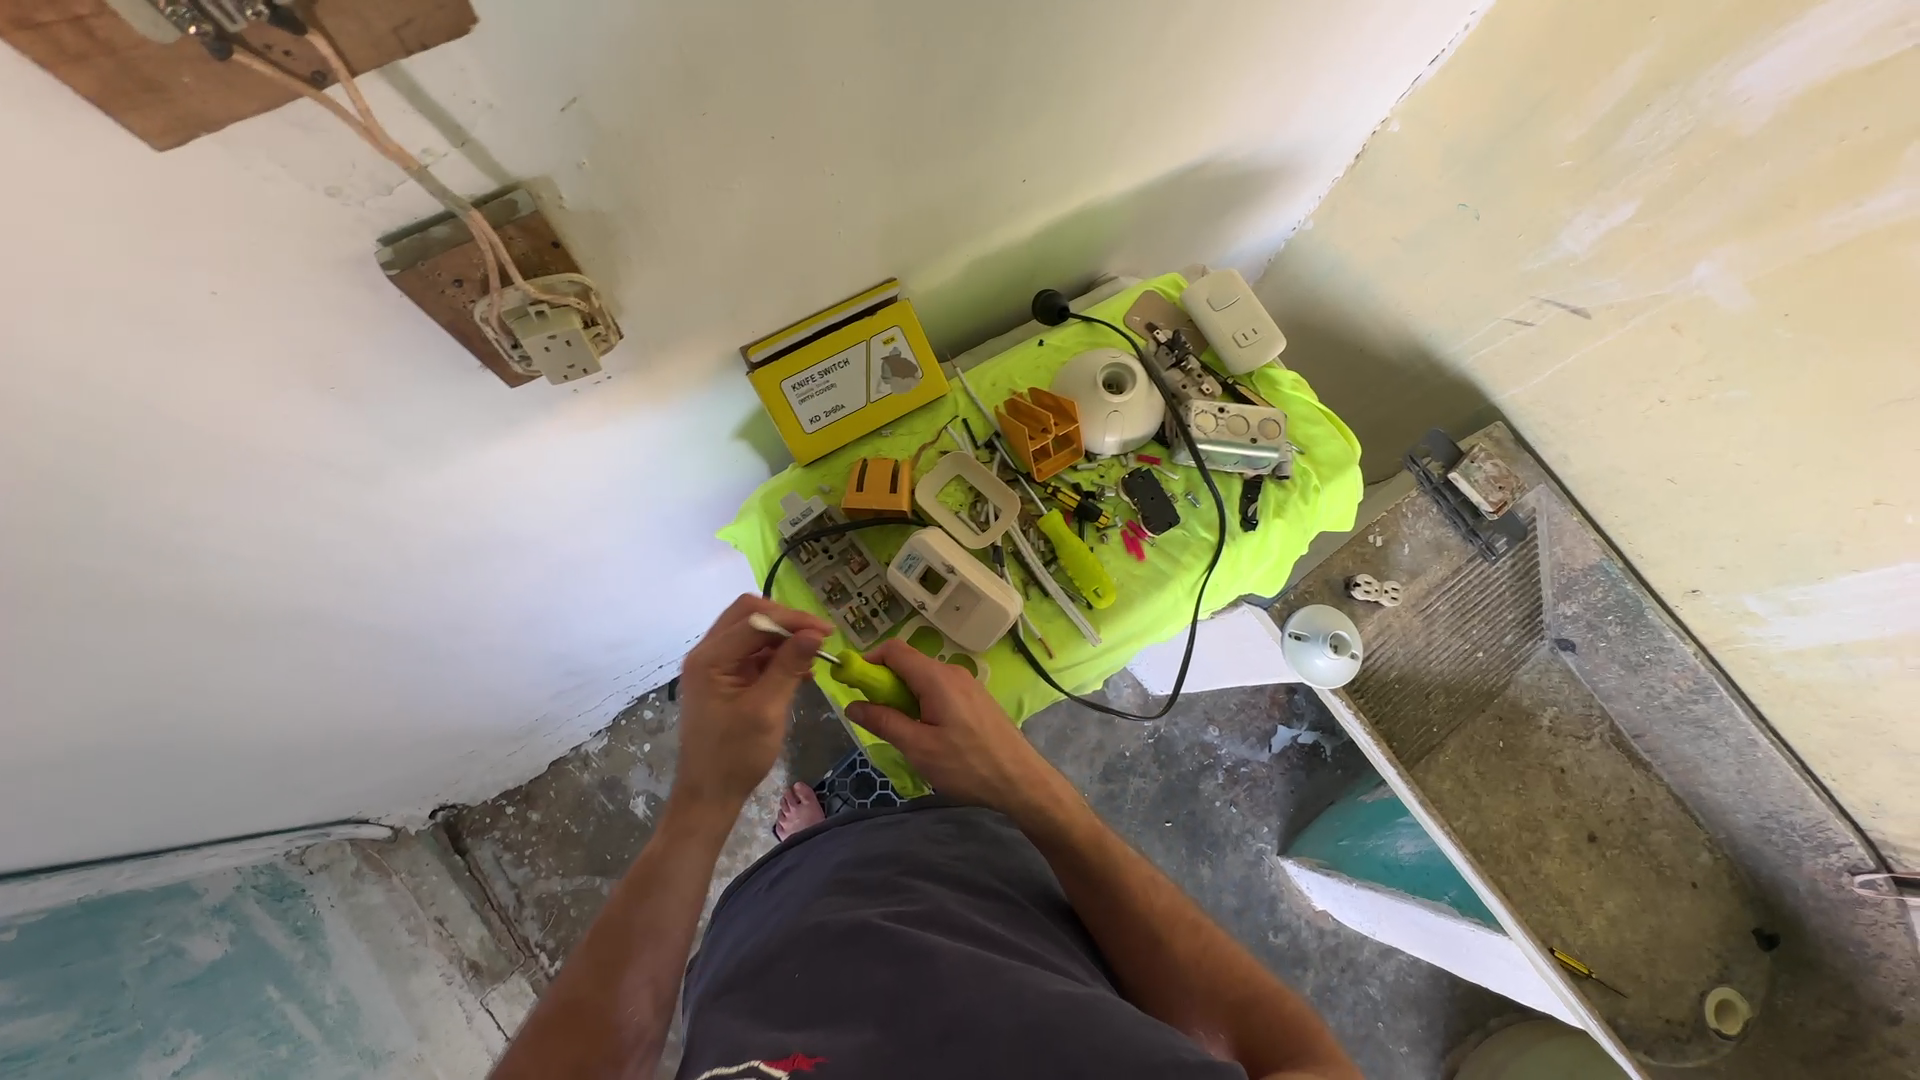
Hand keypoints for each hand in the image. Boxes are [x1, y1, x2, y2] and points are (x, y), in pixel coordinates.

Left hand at [673, 596, 830, 807]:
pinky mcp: (726, 678)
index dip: (793, 619)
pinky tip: (801, 670)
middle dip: (787, 622)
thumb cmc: (735, 756)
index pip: (754, 619)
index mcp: (710, 658)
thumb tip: (815, 634)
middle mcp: (708, 654)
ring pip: (753, 632)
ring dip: (784, 638)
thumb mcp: (766, 710)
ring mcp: (715, 666)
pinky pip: (753, 653)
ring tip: (814, 653)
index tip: (826, 632)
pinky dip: (777, 655)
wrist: (709, 793)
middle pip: (750, 616)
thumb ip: (788, 666)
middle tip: (819, 637)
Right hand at [845, 640, 1075, 822]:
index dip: (868, 661)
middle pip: (908, 663)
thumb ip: (883, 721)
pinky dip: (923, 701)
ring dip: (904, 696)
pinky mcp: (976, 699)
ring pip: (924, 678)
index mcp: (936, 677)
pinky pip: (940, 689)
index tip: (853, 685)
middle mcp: (952, 672)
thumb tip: (852, 705)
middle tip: (874, 715)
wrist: (1021, 781)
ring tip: (902, 730)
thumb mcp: (918, 747)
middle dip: (884, 683)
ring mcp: (968, 684)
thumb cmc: (967, 765)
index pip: (893, 650)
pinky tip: (926, 732)